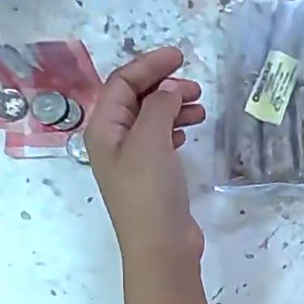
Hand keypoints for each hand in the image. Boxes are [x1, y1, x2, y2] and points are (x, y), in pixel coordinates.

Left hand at [84, 46, 207, 261]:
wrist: (160, 247)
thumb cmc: (149, 192)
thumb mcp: (151, 141)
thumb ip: (160, 106)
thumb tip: (170, 89)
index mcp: (103, 130)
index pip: (122, 84)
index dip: (149, 66)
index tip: (180, 56)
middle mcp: (113, 143)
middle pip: (135, 100)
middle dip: (163, 87)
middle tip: (195, 88)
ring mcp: (133, 162)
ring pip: (151, 121)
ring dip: (173, 108)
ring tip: (200, 109)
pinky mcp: (152, 179)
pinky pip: (160, 142)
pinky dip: (175, 130)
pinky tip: (188, 131)